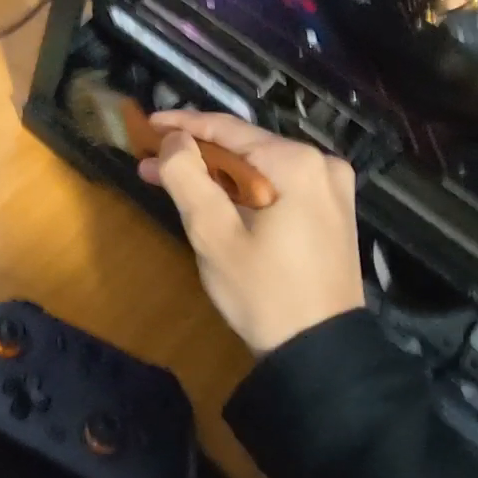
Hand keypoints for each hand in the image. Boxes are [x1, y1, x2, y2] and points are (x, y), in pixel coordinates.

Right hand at [137, 111, 364, 353]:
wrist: (321, 353)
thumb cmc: (262, 291)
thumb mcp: (212, 234)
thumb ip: (186, 177)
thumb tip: (172, 139)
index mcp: (295, 163)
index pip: (227, 129)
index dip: (182, 125)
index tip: (146, 124)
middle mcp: (321, 164)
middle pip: (244, 146)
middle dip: (195, 153)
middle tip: (149, 160)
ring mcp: (332, 188)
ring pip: (259, 166)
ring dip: (215, 173)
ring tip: (170, 180)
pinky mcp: (332, 211)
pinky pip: (277, 185)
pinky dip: (242, 188)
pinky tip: (212, 197)